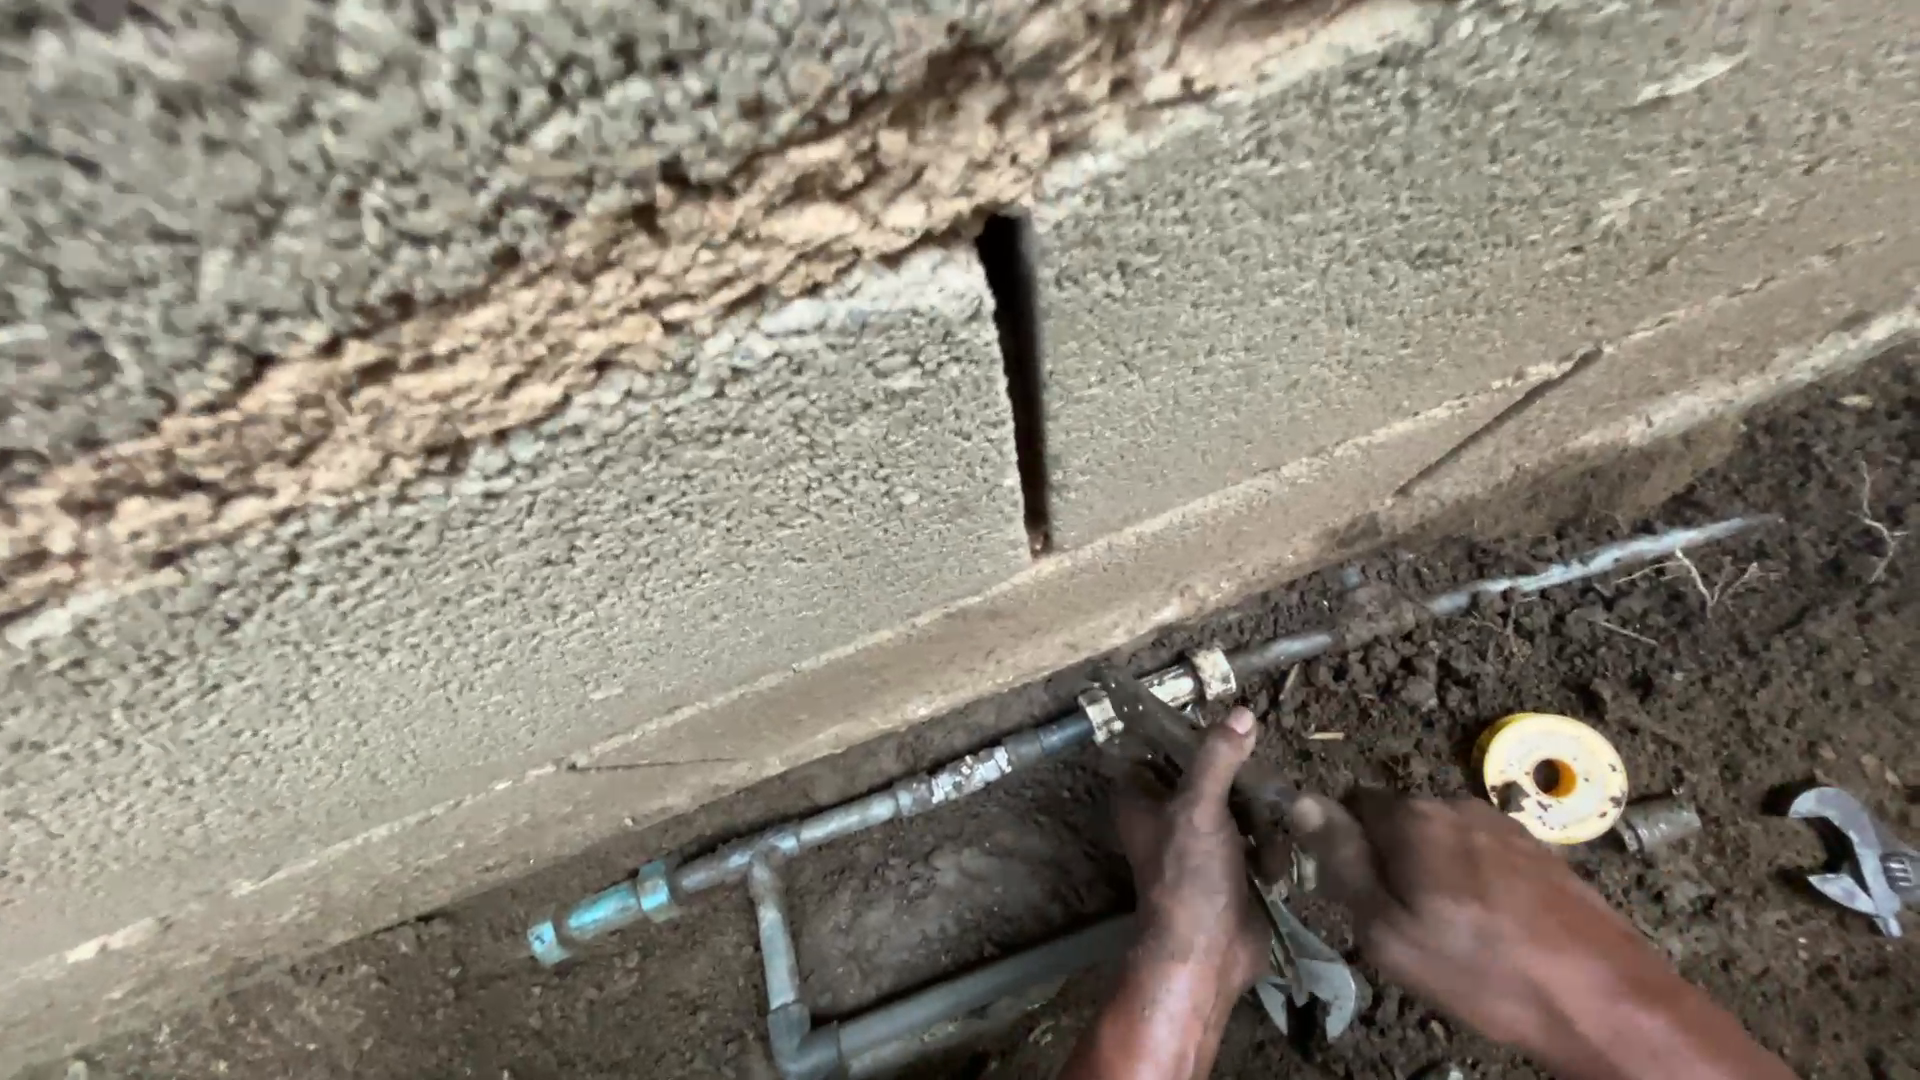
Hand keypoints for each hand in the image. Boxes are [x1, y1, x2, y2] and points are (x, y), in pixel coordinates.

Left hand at [1113, 706, 1267, 997]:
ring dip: (1259, 820)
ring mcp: (1199, 838)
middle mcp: (1164, 812)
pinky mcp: (1230, 863)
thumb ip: (1217, 758)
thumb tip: (1241, 713)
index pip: (1163, 746)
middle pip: (1210, 772)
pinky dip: (1267, 847)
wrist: (1209, 955)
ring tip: (1263, 841)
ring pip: (1238, 802)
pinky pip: (1255, 835)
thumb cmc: (1188, 876)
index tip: (1228, 734)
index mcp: (1139, 794)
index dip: (1193, 736)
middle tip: (1255, 795)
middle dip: (1240, 785)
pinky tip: (1271, 866)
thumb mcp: (1198, 806)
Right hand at [1290, 792, 1795, 1079]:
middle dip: (1388, 856)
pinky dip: (1473, 879)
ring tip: (1452, 929)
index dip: (1343, 844)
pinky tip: (1493, 927)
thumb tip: (1301, 801)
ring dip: (1432, 868)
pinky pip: (1481, 852)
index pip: (1348, 802)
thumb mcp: (1386, 929)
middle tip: (1402, 919)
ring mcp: (1504, 824)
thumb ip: (1339, 860)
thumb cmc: (1483, 971)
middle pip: (1395, 819)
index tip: (1357, 891)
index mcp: (1411, 816)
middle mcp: (1454, 803)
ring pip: (1439, 837)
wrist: (1611, 1005)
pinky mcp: (1541, 850)